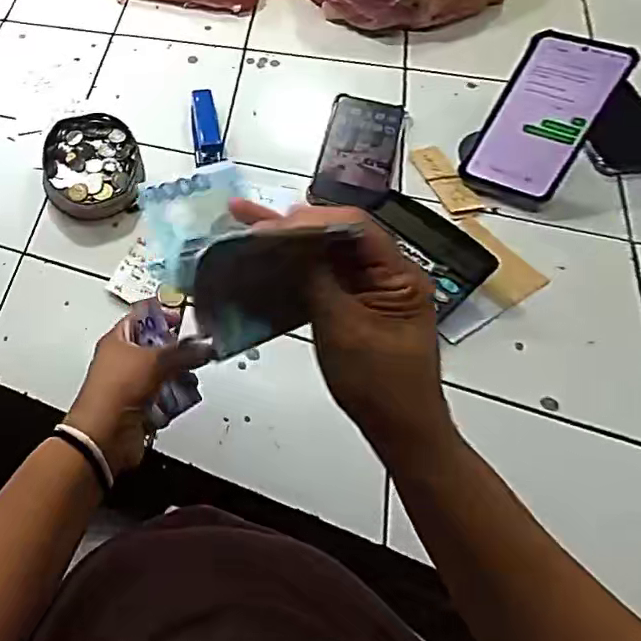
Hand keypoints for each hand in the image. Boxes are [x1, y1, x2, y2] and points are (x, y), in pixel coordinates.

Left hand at [65, 305, 214, 477]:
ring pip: (164, 372)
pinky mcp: (142, 405)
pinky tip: (185, 397)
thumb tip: (203, 345)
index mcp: (119, 339)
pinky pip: (165, 396)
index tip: (186, 311)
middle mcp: (125, 359)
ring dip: (180, 375)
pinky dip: (175, 397)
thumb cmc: (114, 390)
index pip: (142, 315)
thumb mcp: (153, 361)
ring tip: (192, 376)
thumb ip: (183, 352)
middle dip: (178, 348)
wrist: (105, 434)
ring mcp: (133, 383)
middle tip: (197, 347)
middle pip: (157, 345)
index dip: (163, 310)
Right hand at [229, 199, 452, 456]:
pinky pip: (315, 270)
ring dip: (283, 237)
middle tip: (243, 213)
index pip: (356, 228)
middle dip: (289, 221)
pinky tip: (261, 252)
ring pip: (321, 249)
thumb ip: (317, 279)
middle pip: (335, 232)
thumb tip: (288, 245)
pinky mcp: (345, 298)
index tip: (270, 227)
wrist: (397, 426)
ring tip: (242, 221)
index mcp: (398, 275)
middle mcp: (383, 272)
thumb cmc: (379, 383)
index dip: (311, 221)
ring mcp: (364, 285)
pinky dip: (287, 260)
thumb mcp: (343, 326)